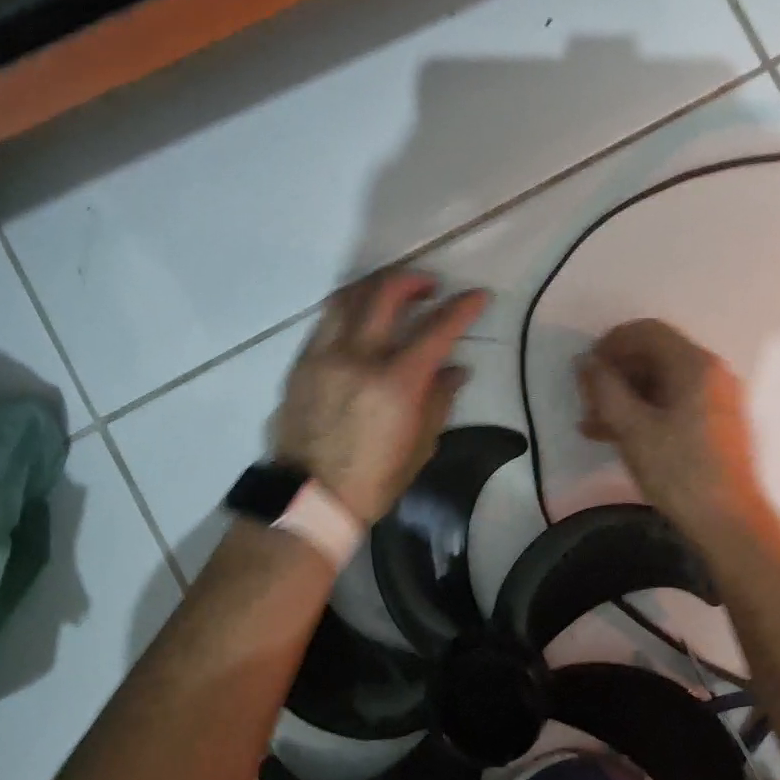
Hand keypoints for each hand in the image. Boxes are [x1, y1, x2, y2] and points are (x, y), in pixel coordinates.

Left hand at [273, 270, 488, 524]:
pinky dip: (348, 308)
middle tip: (430, 287)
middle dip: (414, 280)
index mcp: (395, 383)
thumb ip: (439, 399)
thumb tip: (455, 369)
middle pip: (386, 293)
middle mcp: (358, 357)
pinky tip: (359, 318)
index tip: (478, 295)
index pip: (437, 329)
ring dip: (375, 285)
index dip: (463, 307)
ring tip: (391, 292)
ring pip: (348, 296)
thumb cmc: (374, 480)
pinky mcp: (301, 363)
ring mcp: (324, 356)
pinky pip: (326, 320)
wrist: (309, 499)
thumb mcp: (420, 445)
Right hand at [575, 319, 762, 526]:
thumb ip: (604, 388)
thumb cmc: (680, 471)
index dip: (611, 343)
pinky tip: (614, 436)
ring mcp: (716, 400)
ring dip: (624, 396)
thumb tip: (586, 362)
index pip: (647, 332)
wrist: (730, 525)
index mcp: (695, 365)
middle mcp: (711, 373)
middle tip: (586, 400)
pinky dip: (643, 412)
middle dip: (615, 373)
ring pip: (660, 382)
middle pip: (654, 356)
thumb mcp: (632, 428)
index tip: (586, 368)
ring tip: (592, 424)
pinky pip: (673, 404)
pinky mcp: (715, 425)